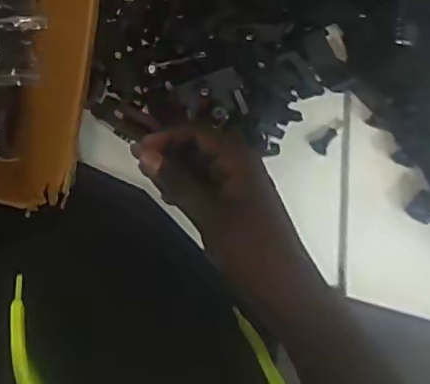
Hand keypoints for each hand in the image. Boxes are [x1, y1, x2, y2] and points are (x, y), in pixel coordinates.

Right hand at [134, 126, 325, 299]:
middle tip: (141, 164)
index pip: (196, 132)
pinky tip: (170, 197)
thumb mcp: (208, 213)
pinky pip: (205, 184)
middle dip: (168, 152)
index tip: (139, 148)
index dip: (166, 136)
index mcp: (237, 159)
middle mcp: (238, 166)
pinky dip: (186, 187)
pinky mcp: (235, 205)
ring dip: (175, 171)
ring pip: (198, 166)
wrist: (289, 298)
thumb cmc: (250, 249)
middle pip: (197, 146)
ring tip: (152, 180)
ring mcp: (237, 186)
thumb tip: (143, 153)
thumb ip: (175, 180)